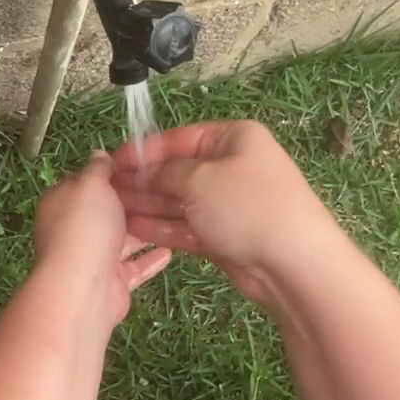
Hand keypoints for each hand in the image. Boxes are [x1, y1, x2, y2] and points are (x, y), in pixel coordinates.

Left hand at [32, 151, 171, 326]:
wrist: (82, 287)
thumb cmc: (85, 227)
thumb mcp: (90, 184)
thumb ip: (97, 168)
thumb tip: (99, 154)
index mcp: (62, 202)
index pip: (86, 182)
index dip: (111, 173)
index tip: (139, 166)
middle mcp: (75, 229)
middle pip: (106, 212)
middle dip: (132, 201)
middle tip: (165, 188)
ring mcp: (92, 257)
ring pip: (121, 239)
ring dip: (144, 230)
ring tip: (173, 216)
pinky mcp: (111, 281)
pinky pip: (133, 267)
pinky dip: (149, 259)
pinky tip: (169, 251)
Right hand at [110, 121, 338, 307]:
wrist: (292, 262)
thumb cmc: (247, 206)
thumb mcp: (200, 179)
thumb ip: (165, 172)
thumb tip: (141, 171)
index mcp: (233, 138)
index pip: (180, 138)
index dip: (145, 150)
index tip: (114, 162)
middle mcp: (231, 166)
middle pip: (178, 170)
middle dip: (143, 180)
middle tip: (108, 190)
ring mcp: (227, 203)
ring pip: (179, 201)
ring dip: (148, 204)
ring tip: (113, 210)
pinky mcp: (223, 235)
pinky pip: (186, 226)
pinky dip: (162, 226)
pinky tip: (134, 227)